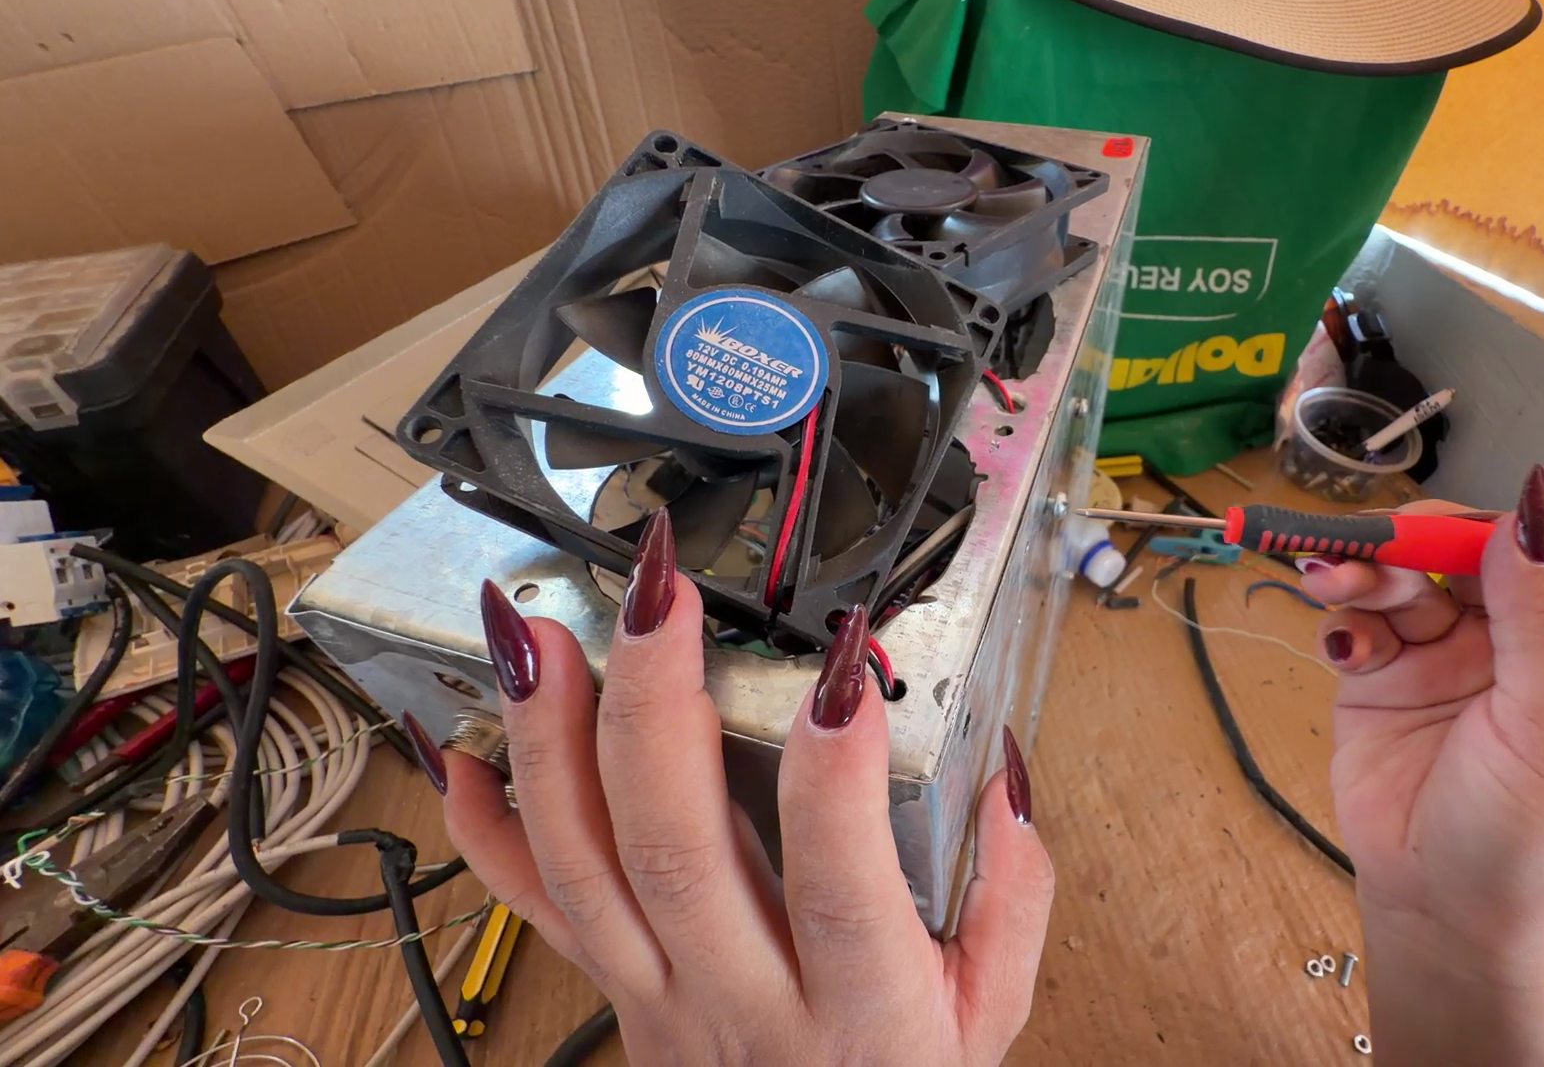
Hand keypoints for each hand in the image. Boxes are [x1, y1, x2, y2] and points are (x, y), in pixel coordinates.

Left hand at [414, 512, 1052, 1063]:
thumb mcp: (994, 1010)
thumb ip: (1014, 894)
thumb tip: (1001, 777)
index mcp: (857, 1000)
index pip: (838, 884)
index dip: (836, 777)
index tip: (844, 670)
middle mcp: (739, 990)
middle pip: (677, 852)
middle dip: (659, 706)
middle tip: (659, 600)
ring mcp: (656, 988)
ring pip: (586, 867)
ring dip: (554, 742)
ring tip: (543, 635)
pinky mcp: (613, 984)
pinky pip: (532, 912)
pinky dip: (487, 832)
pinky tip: (463, 756)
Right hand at [1298, 466, 1543, 1064]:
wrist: (1444, 917)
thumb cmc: (1537, 845)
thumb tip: (1532, 514)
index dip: (1532, 530)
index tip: (1481, 534)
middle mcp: (1520, 645)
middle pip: (1471, 557)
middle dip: (1422, 543)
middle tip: (1376, 545)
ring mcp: (1443, 657)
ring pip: (1404, 582)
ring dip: (1366, 572)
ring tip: (1329, 579)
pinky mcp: (1379, 677)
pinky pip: (1358, 624)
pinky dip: (1342, 620)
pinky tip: (1342, 644)